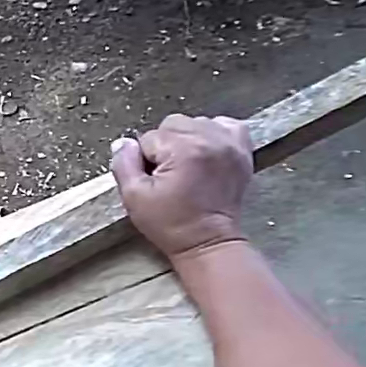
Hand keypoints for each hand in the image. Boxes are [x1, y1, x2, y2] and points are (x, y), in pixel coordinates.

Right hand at [109, 114, 252, 260]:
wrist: (208, 243)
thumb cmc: (172, 225)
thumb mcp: (134, 198)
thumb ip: (124, 164)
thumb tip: (123, 142)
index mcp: (183, 148)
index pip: (149, 138)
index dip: (146, 161)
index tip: (156, 182)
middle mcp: (209, 138)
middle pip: (172, 125)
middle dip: (166, 148)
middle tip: (171, 177)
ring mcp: (229, 142)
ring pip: (195, 124)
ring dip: (188, 141)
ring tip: (189, 170)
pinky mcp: (242, 149)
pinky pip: (224, 125)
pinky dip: (213, 136)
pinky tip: (207, 156)